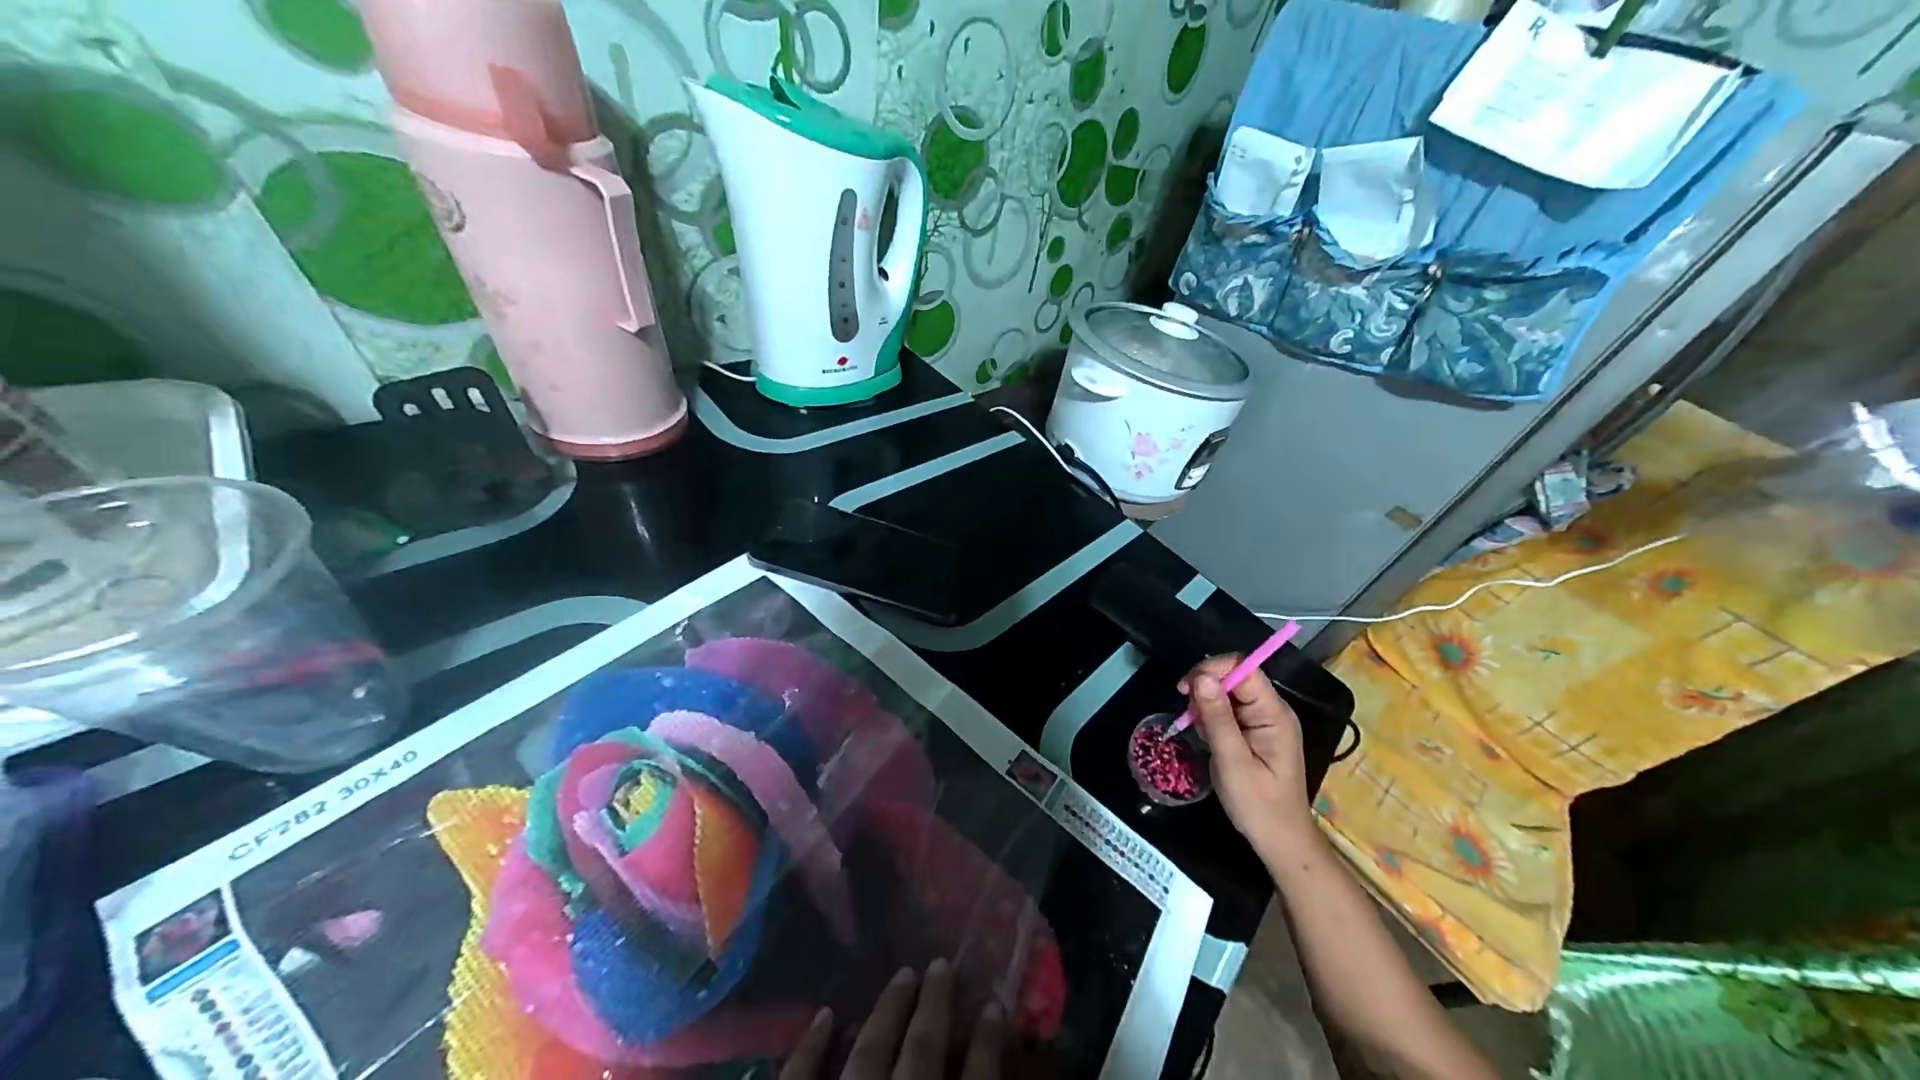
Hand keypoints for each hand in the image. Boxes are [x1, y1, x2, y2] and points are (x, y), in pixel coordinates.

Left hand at [779, 961, 1004, 1079]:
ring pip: (869, 1054)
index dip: (990, 1041)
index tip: (997, 1002)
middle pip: (923, 1053)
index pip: (978, 1079)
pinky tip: (824, 1015)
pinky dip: (811, 1047)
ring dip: (888, 1012)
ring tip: (904, 975)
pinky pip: (801, 1079)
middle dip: (936, 1006)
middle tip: (943, 964)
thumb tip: (993, 1066)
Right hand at [1178, 657, 1314, 854]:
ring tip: (1198, 732)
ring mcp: (1262, 721)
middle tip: (1188, 715)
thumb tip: (1202, 678)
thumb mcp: (1232, 762)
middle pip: (1234, 677)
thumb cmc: (1259, 805)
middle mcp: (1271, 710)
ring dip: (1205, 705)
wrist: (1280, 841)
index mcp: (1274, 714)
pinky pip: (1227, 710)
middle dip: (1205, 688)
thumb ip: (1217, 718)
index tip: (1185, 688)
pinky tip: (1206, 738)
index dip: (1213, 669)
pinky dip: (1210, 718)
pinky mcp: (1253, 732)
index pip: (1244, 669)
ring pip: (1227, 693)